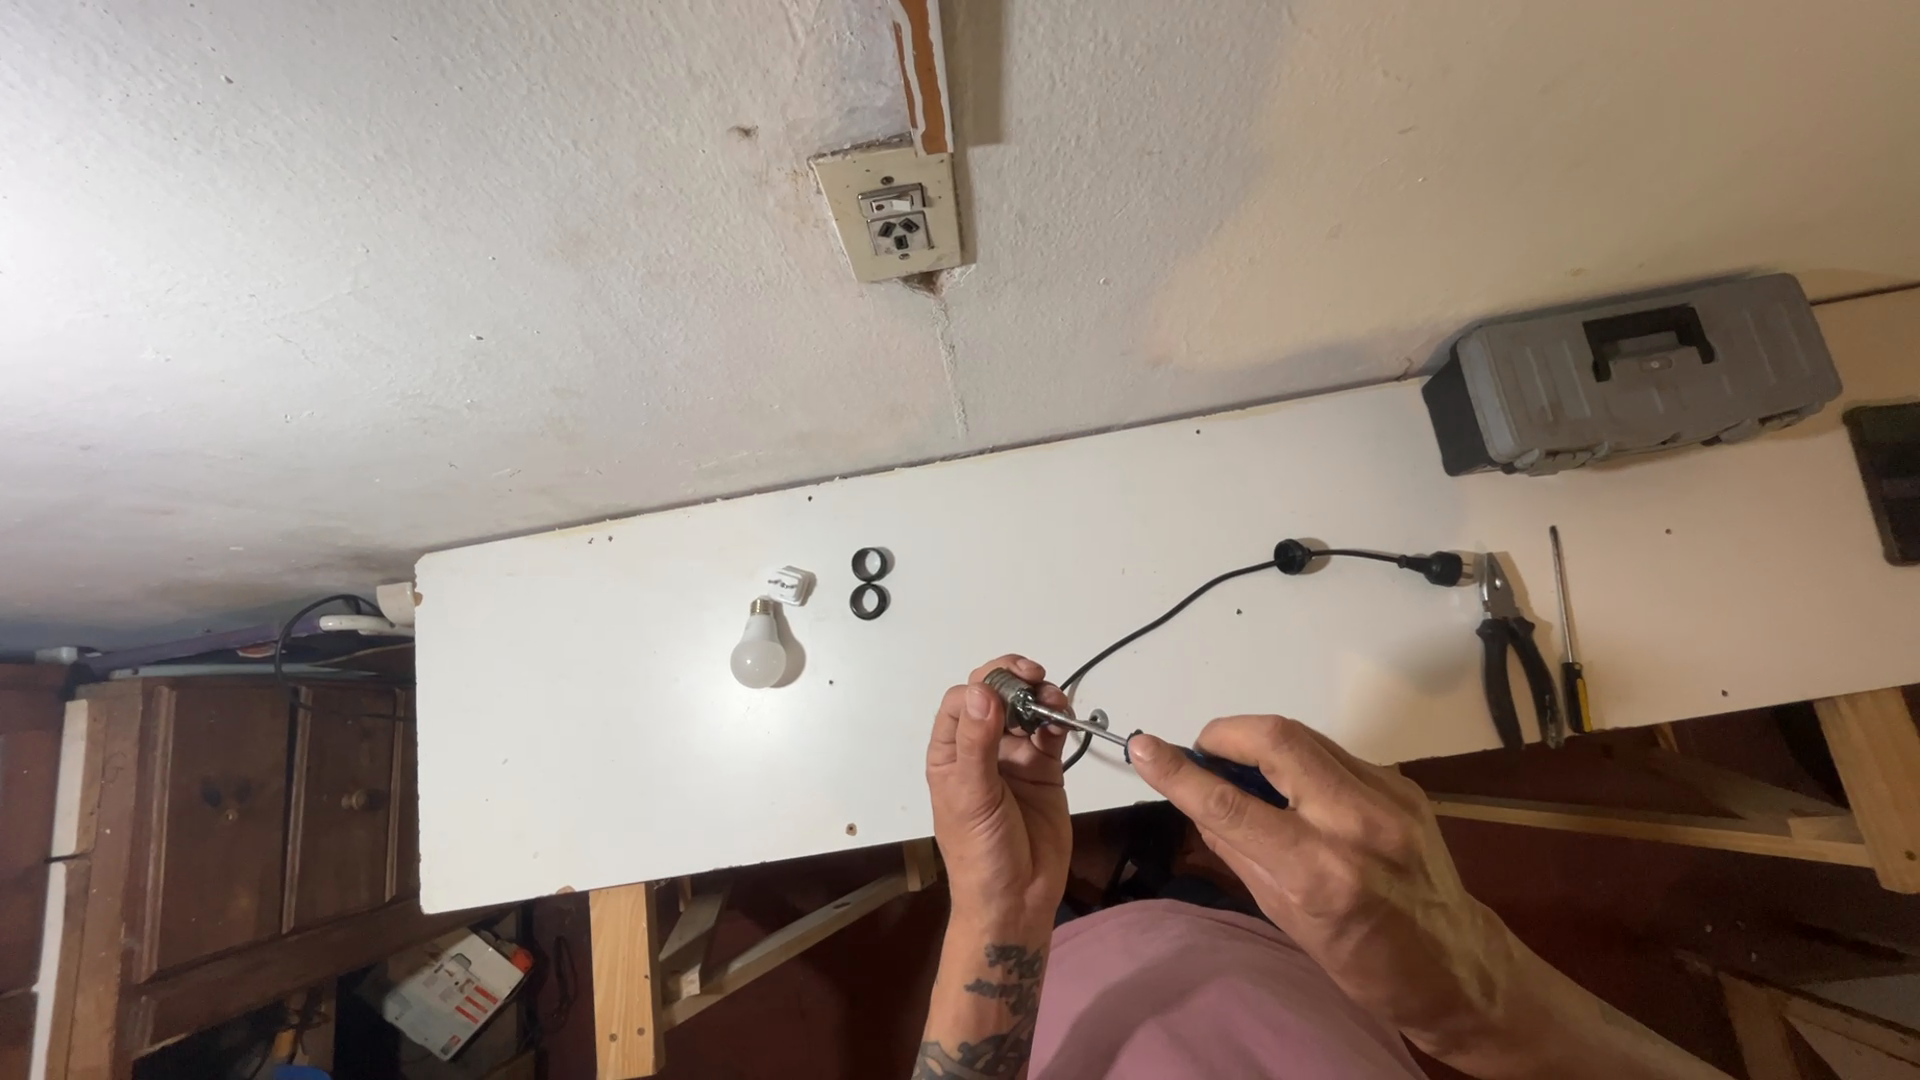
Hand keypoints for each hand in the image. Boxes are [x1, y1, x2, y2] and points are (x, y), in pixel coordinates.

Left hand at [925, 655, 1072, 934]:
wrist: (1017, 900)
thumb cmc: (980, 850)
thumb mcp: (972, 795)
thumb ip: (977, 742)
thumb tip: (982, 690)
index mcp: (951, 752)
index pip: (962, 702)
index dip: (983, 687)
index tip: (1006, 690)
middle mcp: (981, 747)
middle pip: (995, 695)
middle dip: (1012, 678)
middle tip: (1034, 675)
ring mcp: (1014, 755)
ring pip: (1026, 708)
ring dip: (1040, 696)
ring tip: (1055, 701)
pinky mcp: (1044, 768)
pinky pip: (1051, 733)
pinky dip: (1058, 720)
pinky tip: (1064, 720)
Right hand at [1128, 717, 1517, 1057]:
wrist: (1469, 974)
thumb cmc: (1366, 963)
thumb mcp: (1287, 918)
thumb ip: (1238, 849)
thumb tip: (1197, 801)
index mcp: (1322, 872)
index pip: (1232, 806)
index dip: (1179, 772)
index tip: (1143, 747)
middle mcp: (1358, 823)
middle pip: (1276, 738)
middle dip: (1225, 733)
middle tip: (1205, 754)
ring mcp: (1388, 797)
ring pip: (1302, 735)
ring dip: (1258, 742)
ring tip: (1245, 771)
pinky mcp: (1402, 784)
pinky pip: (1330, 752)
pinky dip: (1296, 759)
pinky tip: (1297, 790)